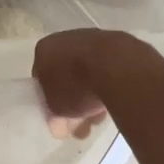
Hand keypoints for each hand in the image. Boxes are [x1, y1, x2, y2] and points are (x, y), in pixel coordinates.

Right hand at [32, 28, 148, 138]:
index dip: (49, 100)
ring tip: (103, 116)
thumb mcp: (56, 111)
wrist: (117, 67)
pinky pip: (111, 68)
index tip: (61, 117)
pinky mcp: (122, 43)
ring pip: (91, 71)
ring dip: (95, 93)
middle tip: (84, 123)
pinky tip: (118, 100)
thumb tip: (60, 126)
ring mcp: (96, 37)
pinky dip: (111, 82)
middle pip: (68, 74)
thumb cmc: (76, 87)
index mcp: (44, 49)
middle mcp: (68, 38)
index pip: (41, 77)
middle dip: (75, 100)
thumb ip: (54, 117)